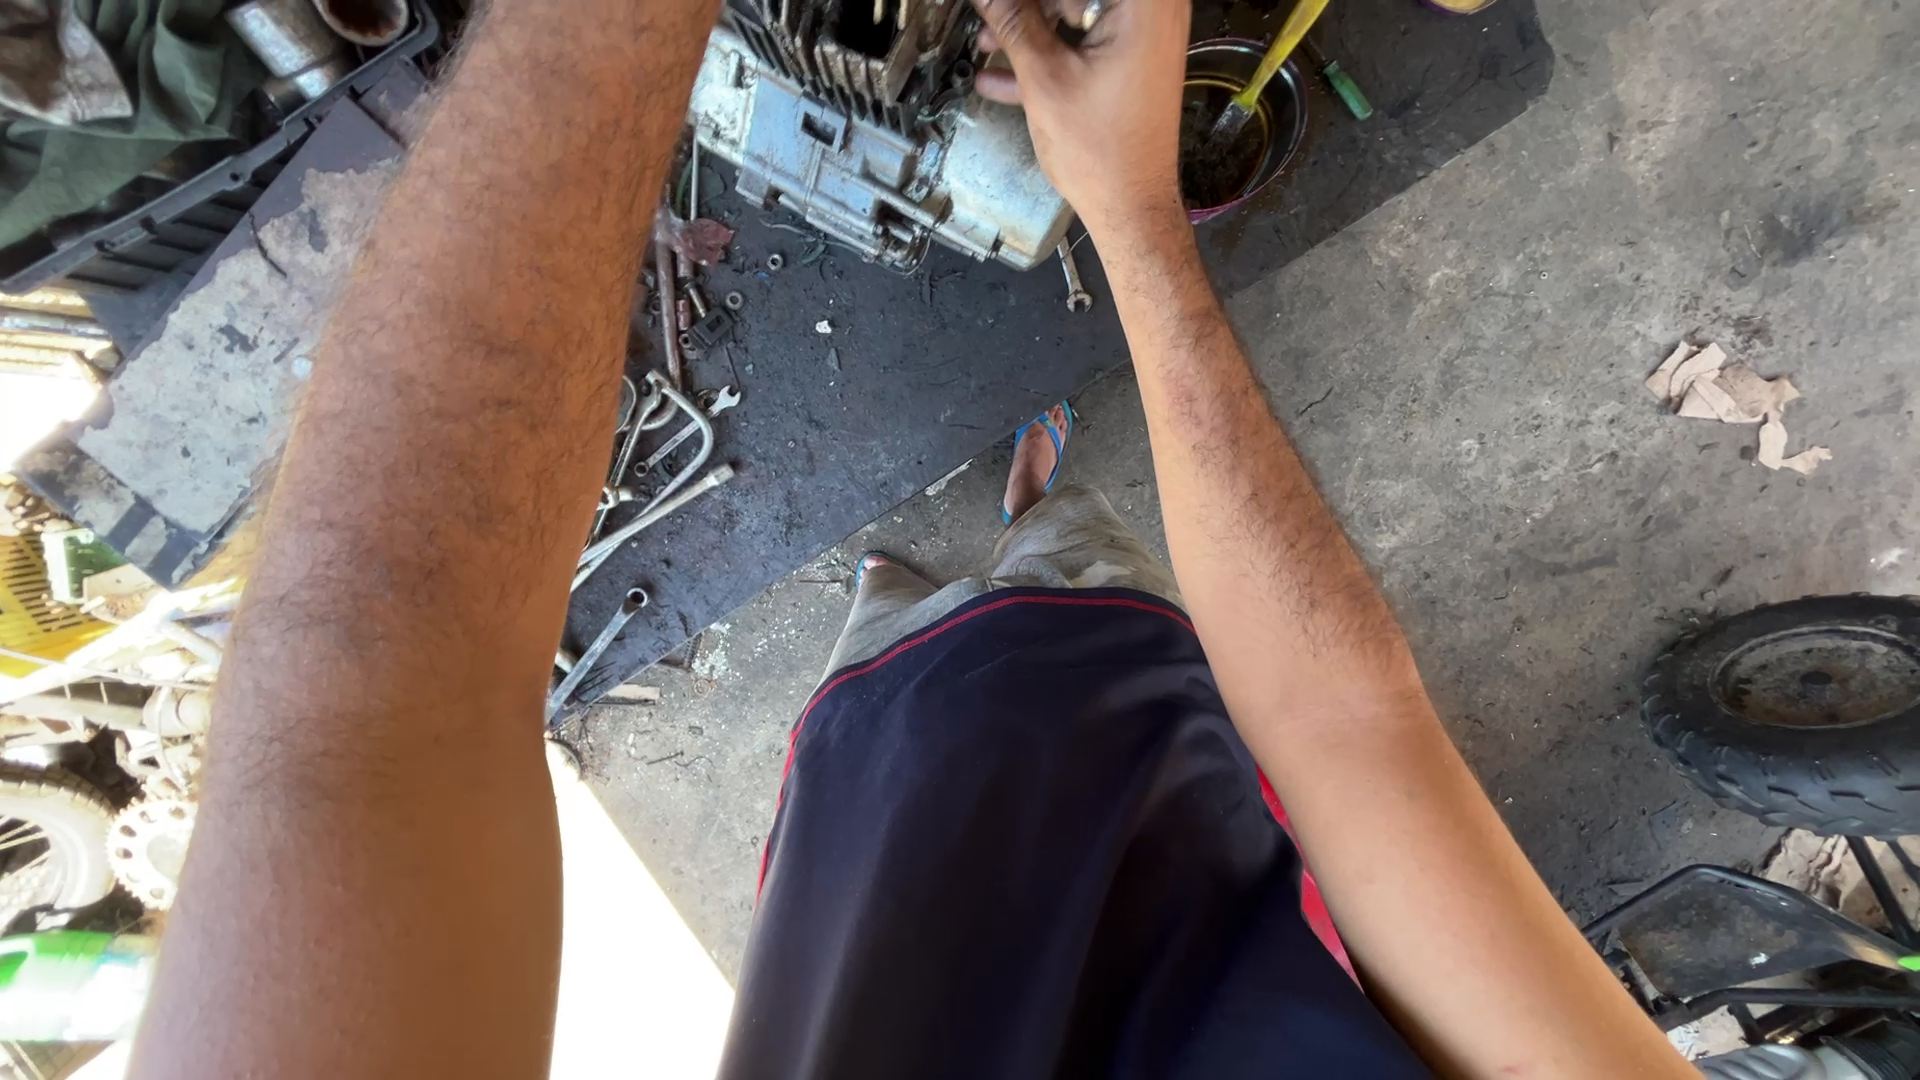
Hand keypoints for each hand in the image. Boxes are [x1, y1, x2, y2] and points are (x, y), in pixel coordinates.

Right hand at [970, 0, 1190, 234]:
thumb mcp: (1045, 81)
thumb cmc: (1101, 154)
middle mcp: (1153, 8)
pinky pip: (1086, 44)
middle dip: (1024, 8)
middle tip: (986, 18)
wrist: (1131, 207)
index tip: (993, 4)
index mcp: (1141, 1)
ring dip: (1029, 30)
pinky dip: (1051, 53)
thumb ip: (1013, 24)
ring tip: (984, 45)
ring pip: (1075, 14)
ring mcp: (1144, 36)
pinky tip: (1003, 73)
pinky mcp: (1132, 63)